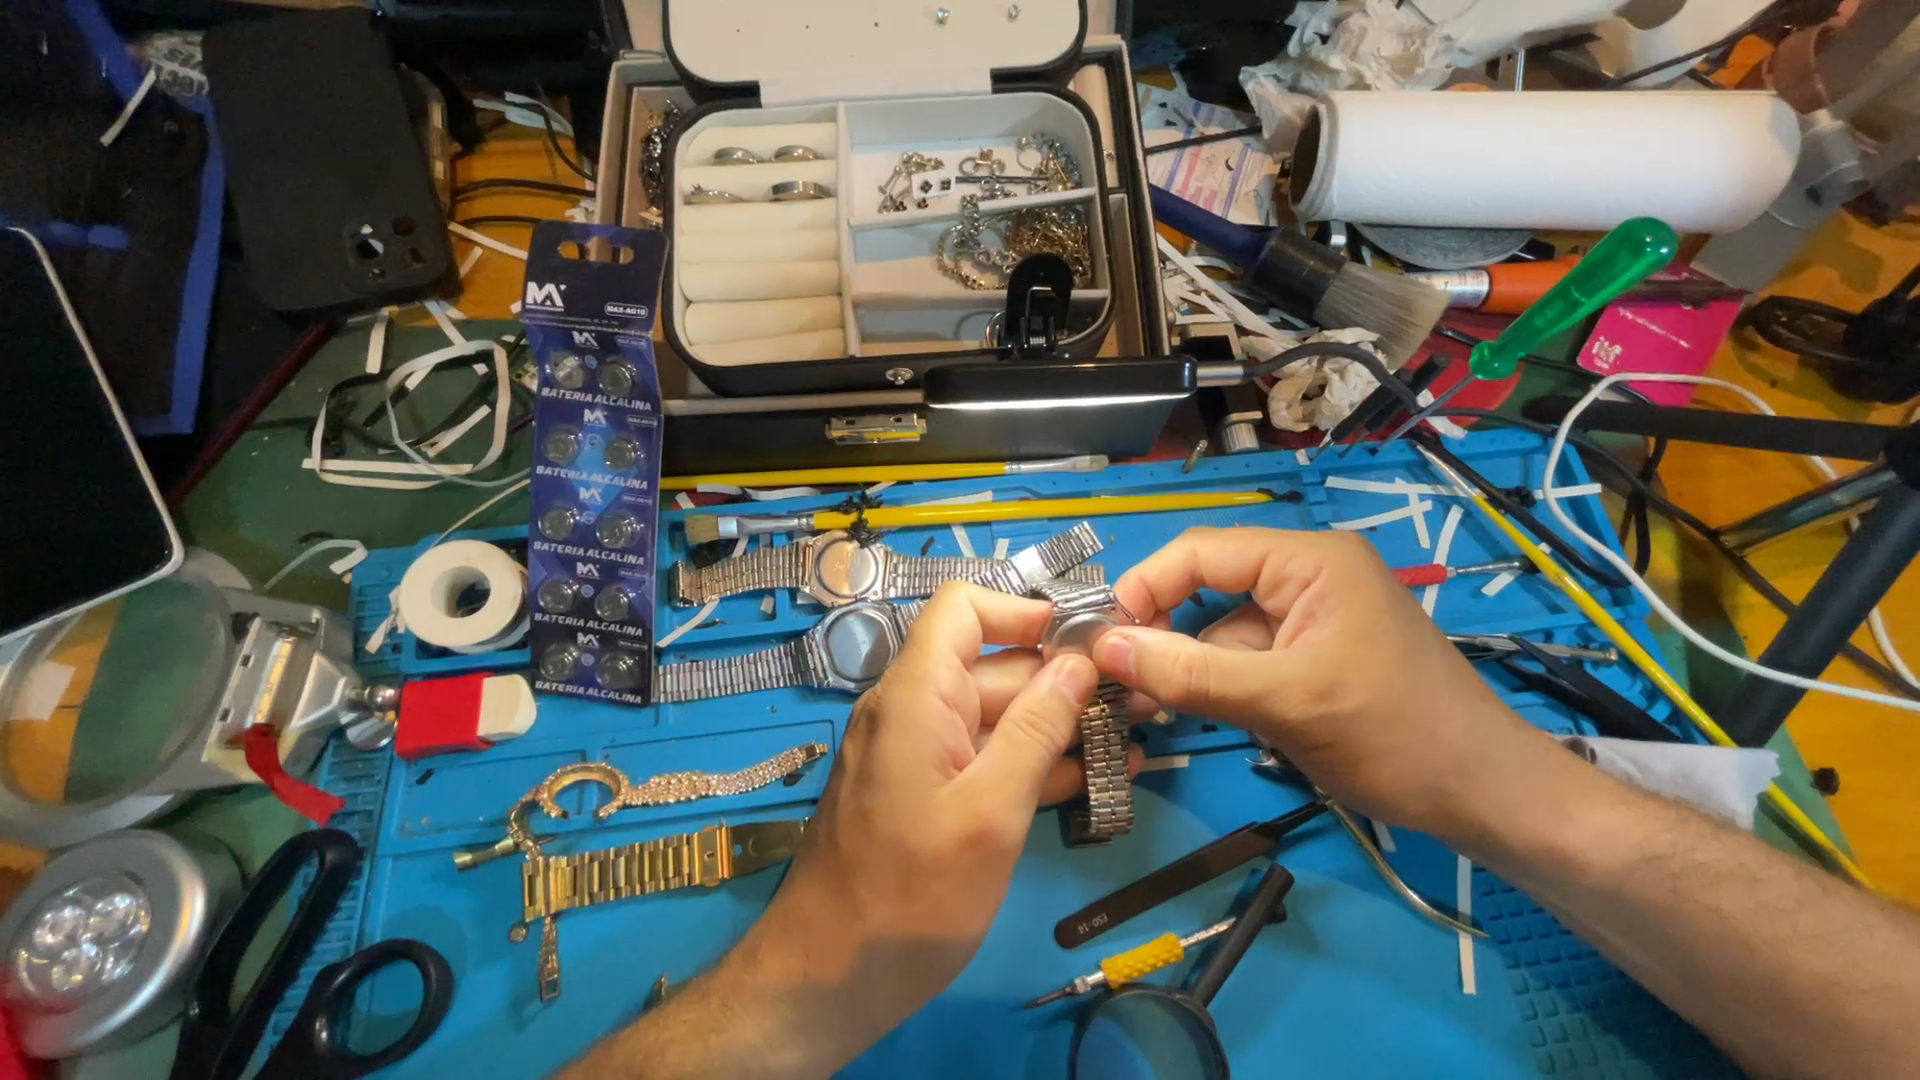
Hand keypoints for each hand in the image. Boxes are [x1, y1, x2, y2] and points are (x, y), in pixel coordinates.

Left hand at [728, 583, 1117, 1069]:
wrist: (828, 978)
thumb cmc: (909, 896)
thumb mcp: (989, 812)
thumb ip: (1035, 730)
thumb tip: (1077, 663)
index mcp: (917, 694)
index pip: (963, 609)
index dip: (1024, 612)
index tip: (1084, 641)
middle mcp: (914, 709)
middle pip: (993, 665)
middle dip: (1063, 678)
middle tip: (1135, 700)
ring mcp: (921, 752)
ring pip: (996, 715)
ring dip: (1058, 724)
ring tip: (1131, 740)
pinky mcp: (929, 791)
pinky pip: (984, 757)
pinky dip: (1032, 762)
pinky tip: (1091, 778)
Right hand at [1090, 527, 1560, 840]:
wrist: (1487, 799)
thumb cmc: (1395, 737)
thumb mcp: (1284, 703)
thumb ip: (1191, 673)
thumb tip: (1104, 649)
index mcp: (1309, 560)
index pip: (1202, 551)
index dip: (1147, 586)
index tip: (1105, 638)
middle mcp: (1305, 575)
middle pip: (1207, 588)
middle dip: (1166, 633)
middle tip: (1122, 679)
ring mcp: (1308, 617)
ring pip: (1220, 630)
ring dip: (1188, 666)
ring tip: (1152, 708)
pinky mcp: (1309, 655)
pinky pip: (1244, 658)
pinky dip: (1216, 684)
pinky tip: (1197, 713)